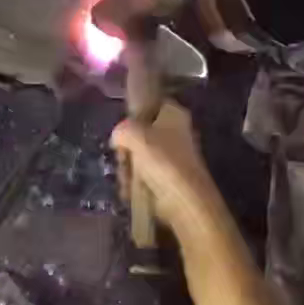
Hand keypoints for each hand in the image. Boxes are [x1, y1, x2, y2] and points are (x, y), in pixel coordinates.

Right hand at [111, 102, 221, 229]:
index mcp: (174, 114)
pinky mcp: (169, 178)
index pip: (150, 105)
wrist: (184, 199)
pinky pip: (145, 175)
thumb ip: (121, 129)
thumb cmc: (162, 160)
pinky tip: (131, 192)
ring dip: (128, 170)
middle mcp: (176, 132)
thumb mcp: (134, 134)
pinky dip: (136, 184)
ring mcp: (173, 156)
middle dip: (127, 150)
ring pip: (139, 157)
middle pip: (140, 134)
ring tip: (128, 180)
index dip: (133, 116)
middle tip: (124, 160)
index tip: (122, 131)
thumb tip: (119, 137)